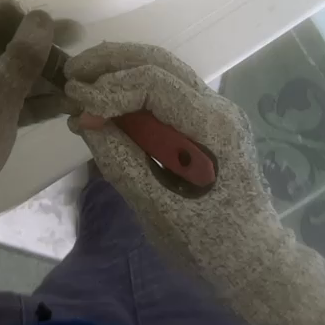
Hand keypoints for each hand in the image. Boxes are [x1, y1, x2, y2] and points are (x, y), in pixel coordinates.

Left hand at [0, 0, 52, 317]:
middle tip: (76, 31)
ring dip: (44, 69)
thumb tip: (41, 14)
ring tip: (80, 71)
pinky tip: (66, 104)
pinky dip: (38, 100)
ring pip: (14, 73)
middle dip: (37, 35)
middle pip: (4, 41)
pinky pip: (15, 103)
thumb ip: (21, 57)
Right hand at [65, 42, 324, 324]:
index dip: (108, 89)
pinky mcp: (203, 118)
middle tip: (70, 75)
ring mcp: (213, 109)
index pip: (154, 83)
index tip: (75, 107)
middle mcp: (217, 107)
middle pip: (158, 62)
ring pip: (160, 67)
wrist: (254, 262)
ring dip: (117, 69)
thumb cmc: (210, 247)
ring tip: (80, 80)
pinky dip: (129, 85)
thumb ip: (122, 163)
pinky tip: (103, 100)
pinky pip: (163, 88)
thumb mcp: (159, 212)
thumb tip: (85, 122)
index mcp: (212, 129)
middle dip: (109, 63)